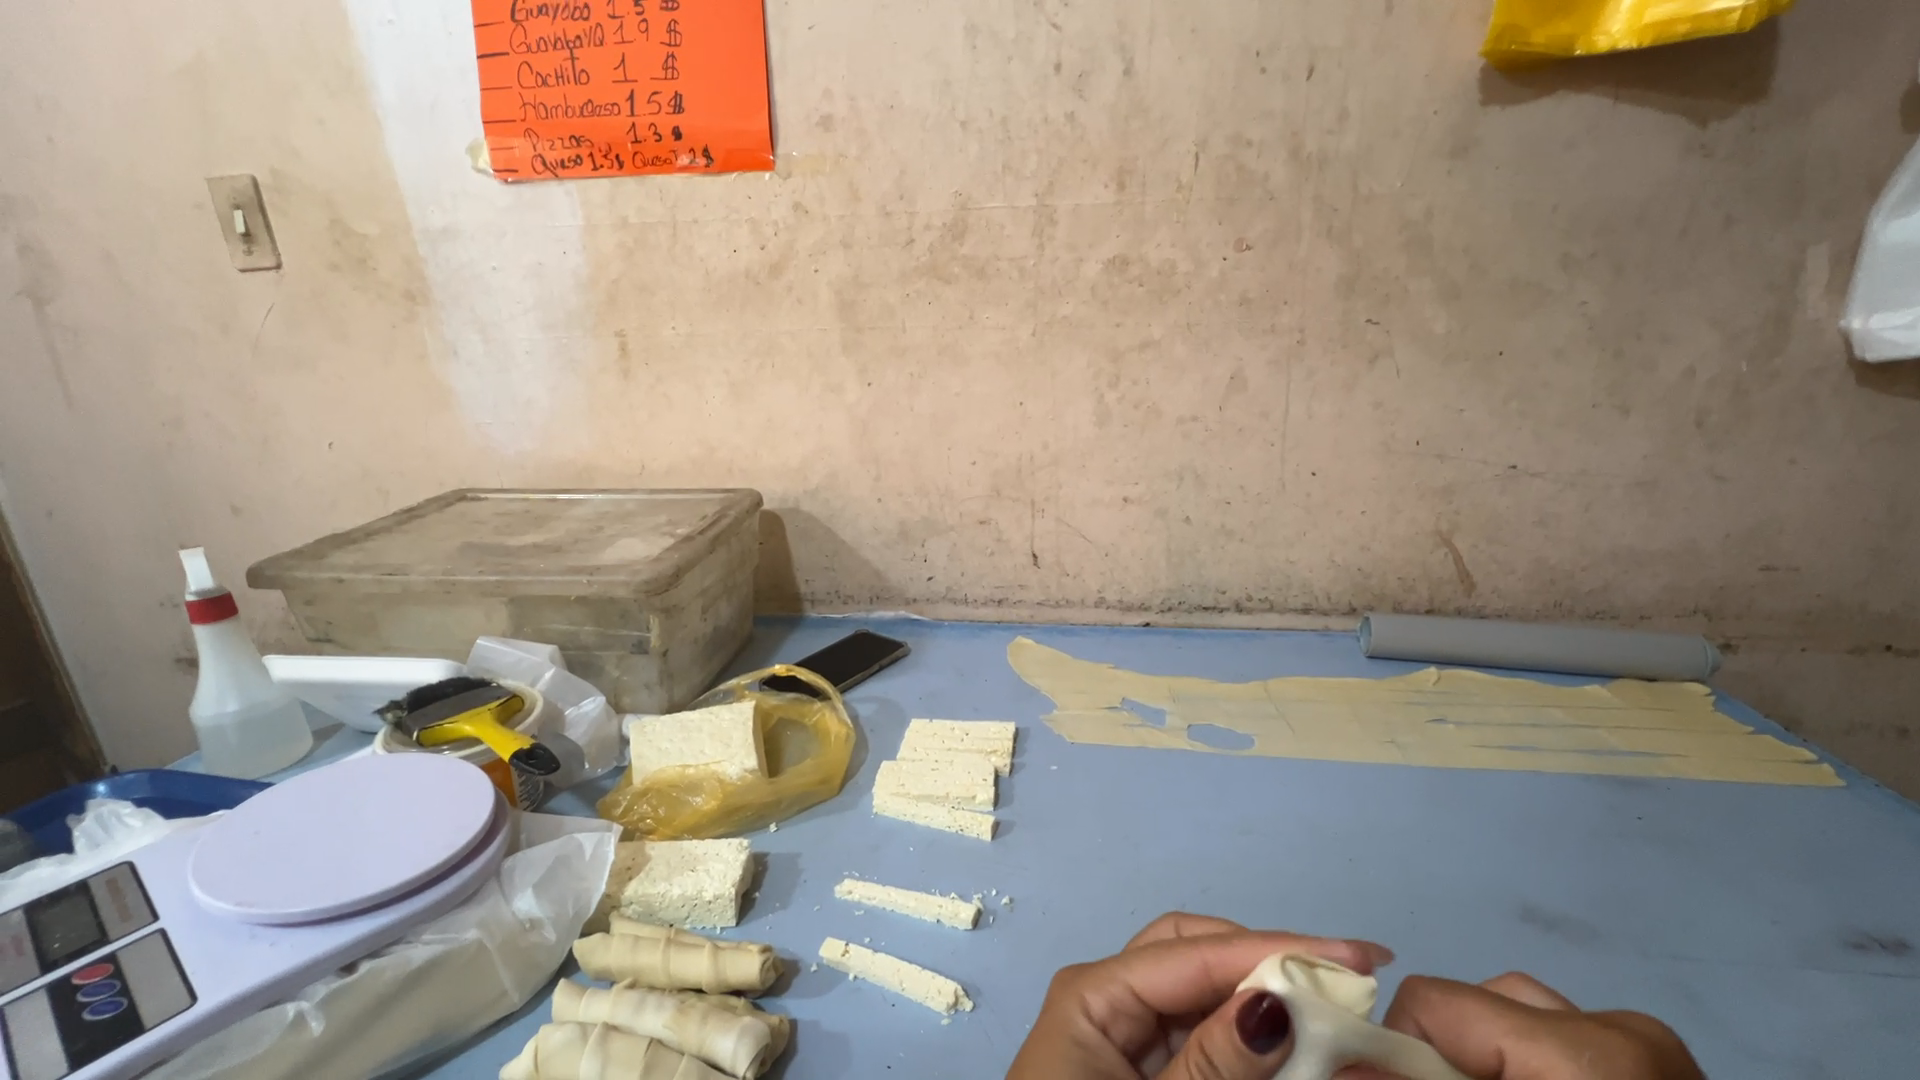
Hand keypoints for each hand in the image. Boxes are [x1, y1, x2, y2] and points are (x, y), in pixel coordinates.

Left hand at [1006, 912, 1393, 1079]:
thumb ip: (1216, 1065)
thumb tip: (1277, 1002)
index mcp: (1095, 995)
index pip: (1194, 951)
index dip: (1276, 948)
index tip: (1361, 958)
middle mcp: (1108, 998)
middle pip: (1196, 953)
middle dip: (1269, 963)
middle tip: (1348, 986)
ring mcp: (1123, 1032)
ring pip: (1202, 991)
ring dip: (1263, 1000)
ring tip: (1333, 1018)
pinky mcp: (1140, 1065)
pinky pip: (1198, 1035)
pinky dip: (1244, 1040)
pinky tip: (1290, 1054)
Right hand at [1352, 971, 1706, 1079]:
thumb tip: (1341, 1068)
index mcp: (1584, 1053)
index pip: (1434, 1002)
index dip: (1398, 1051)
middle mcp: (1616, 1027)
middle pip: (1471, 1003)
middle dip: (1443, 1060)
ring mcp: (1646, 1044)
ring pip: (1515, 1015)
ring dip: (1485, 1059)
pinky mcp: (1660, 1062)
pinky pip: (1559, 1037)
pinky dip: (1530, 1066)